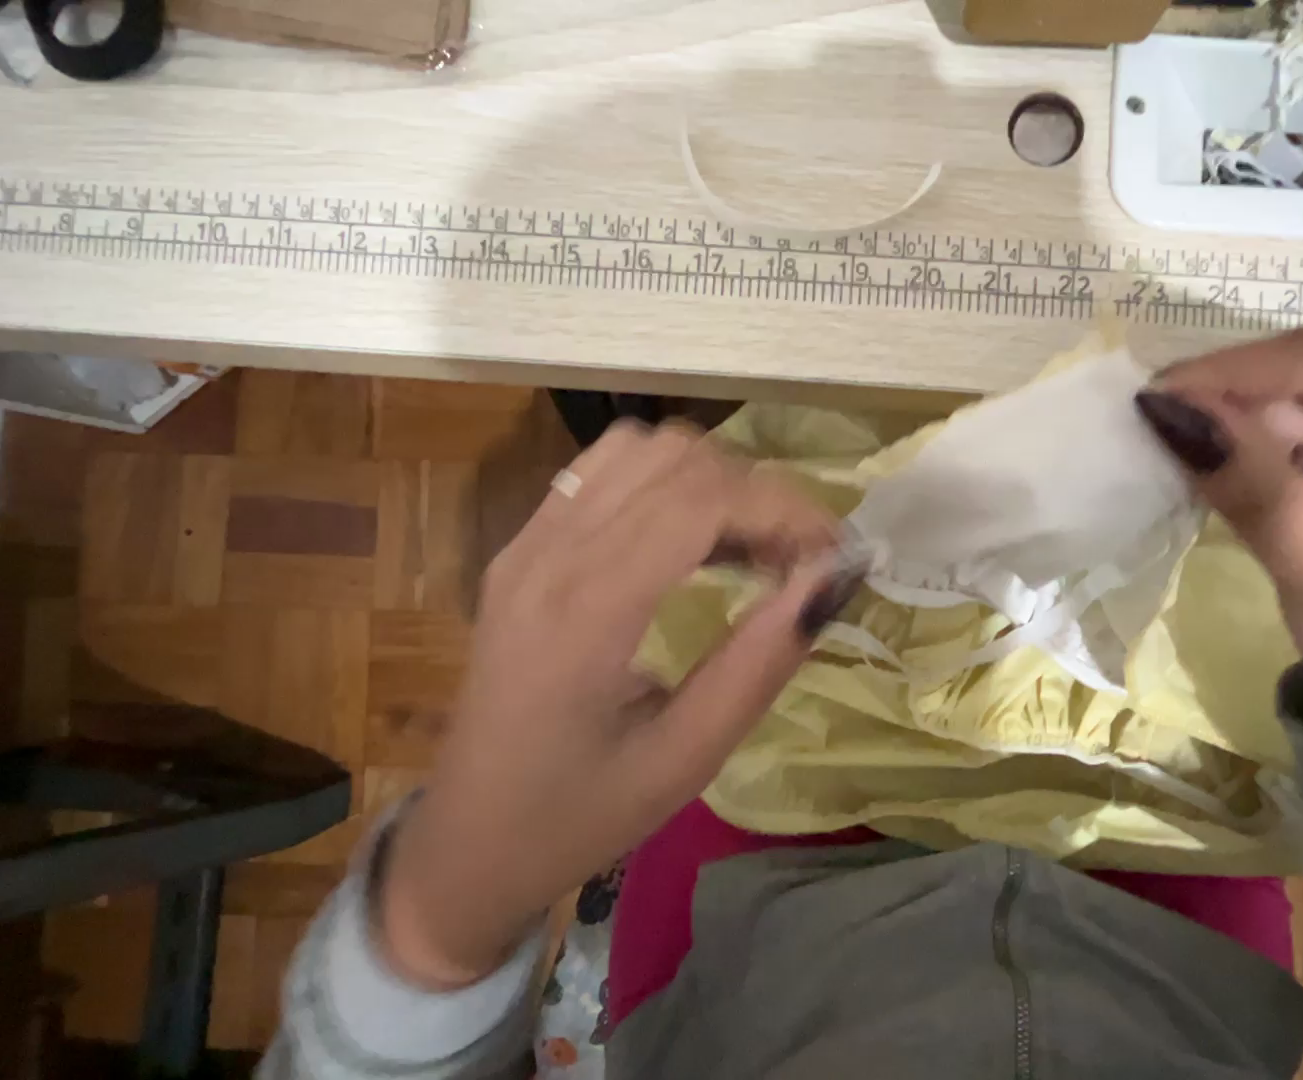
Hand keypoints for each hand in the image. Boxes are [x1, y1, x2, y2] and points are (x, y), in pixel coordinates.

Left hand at [381, 421, 857, 987]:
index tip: (835, 550)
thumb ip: (759, 663)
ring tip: (748, 543)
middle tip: (796, 558)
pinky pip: (602, 471)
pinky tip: (689, 536)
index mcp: (586, 610)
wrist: (467, 841)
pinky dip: (664, 480)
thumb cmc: (580, 816)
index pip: (700, 501)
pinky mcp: (520, 547)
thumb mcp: (686, 760)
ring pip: (637, 448)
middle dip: (755, 492)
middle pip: (674, 459)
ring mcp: (526, 542)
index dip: (783, 508)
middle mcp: (549, 553)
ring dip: (710, 478)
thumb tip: (828, 581)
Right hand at [1136, 329, 1302, 789]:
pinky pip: (1285, 439)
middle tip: (1146, 428)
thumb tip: (1166, 409)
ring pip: (1288, 407)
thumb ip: (1250, 480)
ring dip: (1224, 427)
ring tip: (1162, 447)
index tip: (1150, 398)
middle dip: (1226, 402)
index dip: (1234, 373)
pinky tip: (1197, 464)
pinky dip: (1236, 451)